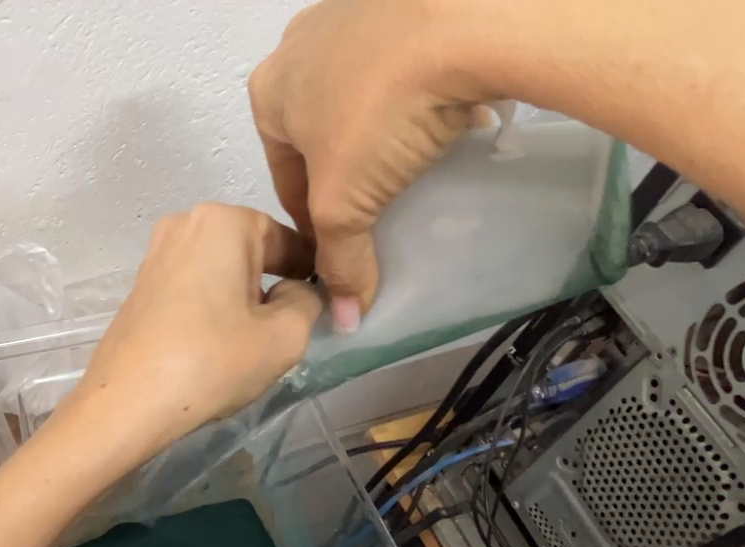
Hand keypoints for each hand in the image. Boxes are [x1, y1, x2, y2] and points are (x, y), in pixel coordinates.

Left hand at [58, 203, 320, 457]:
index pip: (290, 242)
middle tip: (278, 336)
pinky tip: (209, 353)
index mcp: (223, 220)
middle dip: (269, 290)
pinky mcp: (137, 293)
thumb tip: (294, 293)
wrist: (125, 406)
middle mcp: (183, 226)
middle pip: (250, 257)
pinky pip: (190, 295)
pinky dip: (208, 316)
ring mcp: (154, 259)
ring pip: (219, 278)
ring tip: (242, 349)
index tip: (323, 308)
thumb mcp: (285, 336)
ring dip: (238, 306)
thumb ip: (307, 302)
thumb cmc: (210, 364)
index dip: (313, 276)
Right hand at [249, 0, 490, 328]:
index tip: (341, 249)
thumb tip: (343, 319)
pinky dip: (418, 90)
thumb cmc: (381, 112)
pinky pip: (404, 58)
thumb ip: (340, 262)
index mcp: (268, 93)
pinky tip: (446, 111)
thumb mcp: (347, 204)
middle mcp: (299, 46)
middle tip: (377, 206)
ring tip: (414, 161)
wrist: (476, 12)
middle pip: (319, 136)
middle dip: (344, 175)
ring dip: (380, 132)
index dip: (312, 225)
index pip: (284, 180)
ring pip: (361, 95)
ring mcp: (353, 10)